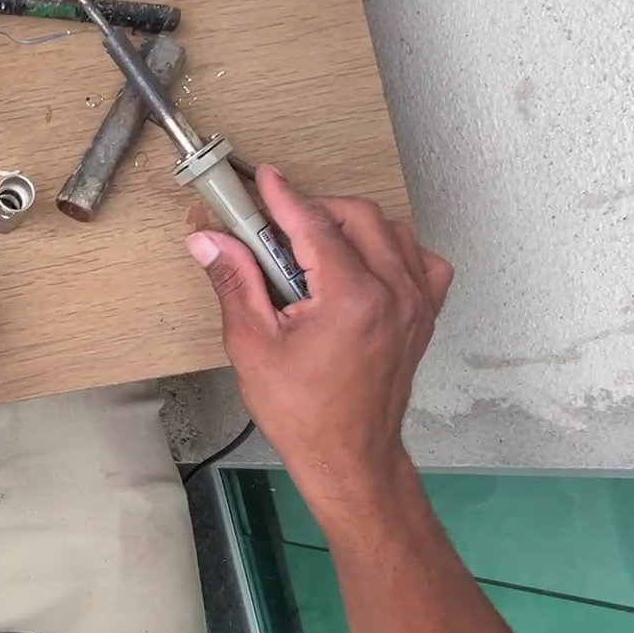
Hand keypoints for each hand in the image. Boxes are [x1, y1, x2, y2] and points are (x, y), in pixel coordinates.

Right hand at [187, 165, 452, 500]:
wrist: (347, 453)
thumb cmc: (299, 410)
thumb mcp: (251, 344)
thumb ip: (234, 282)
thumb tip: (208, 241)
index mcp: (352, 297)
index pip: (314, 226)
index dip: (283, 198)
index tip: (263, 179)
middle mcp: (395, 291)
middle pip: (356, 216)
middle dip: (312, 210)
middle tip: (272, 226)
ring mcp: (419, 301)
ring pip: (389, 230)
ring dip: (347, 225)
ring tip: (307, 248)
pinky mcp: (426, 313)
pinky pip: (416, 257)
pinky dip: (386, 247)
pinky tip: (356, 264)